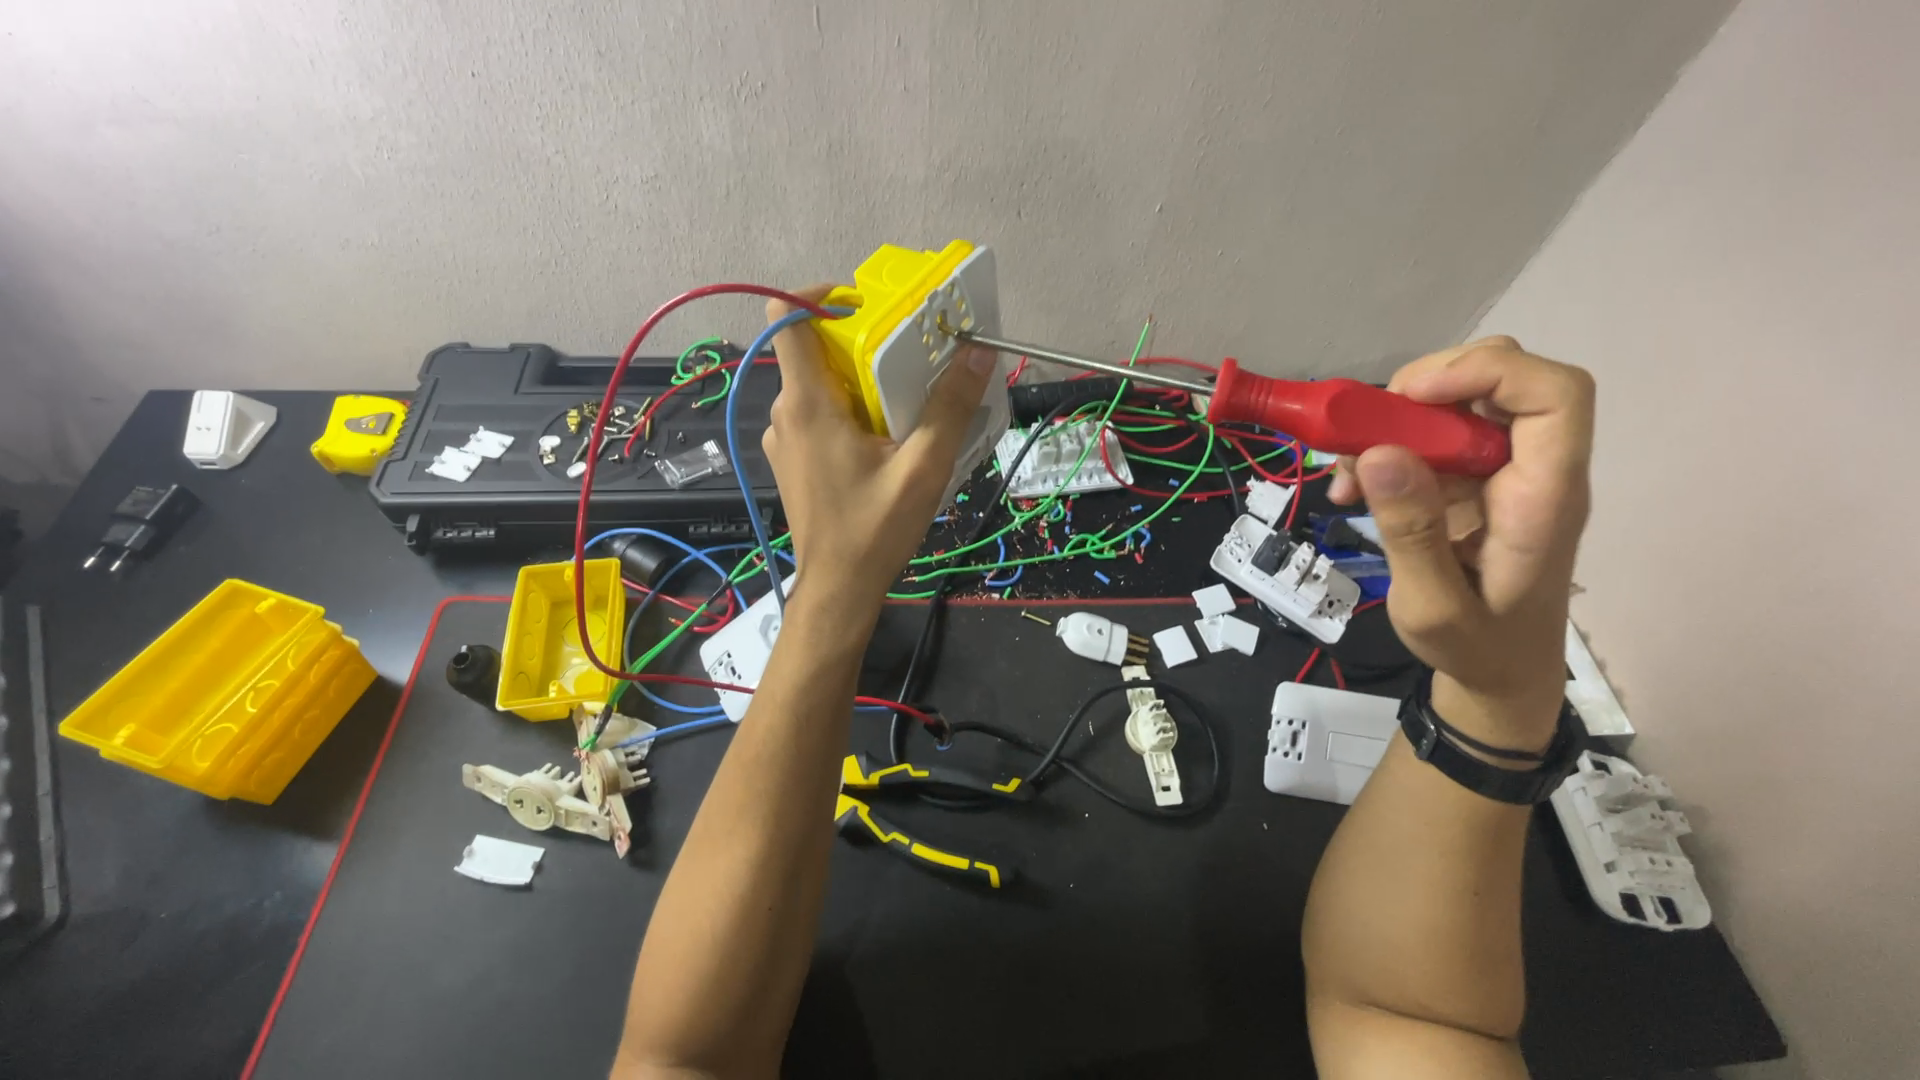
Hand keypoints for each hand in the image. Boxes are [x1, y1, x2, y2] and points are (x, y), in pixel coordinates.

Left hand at [762, 286, 994, 625]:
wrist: (838, 589)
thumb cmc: (874, 530)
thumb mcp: (923, 468)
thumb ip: (949, 407)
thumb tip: (976, 352)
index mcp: (807, 403)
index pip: (786, 317)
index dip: (819, 296)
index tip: (866, 305)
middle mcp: (785, 413)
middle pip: (814, 351)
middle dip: (861, 345)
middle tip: (911, 359)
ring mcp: (784, 439)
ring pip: (818, 386)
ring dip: (857, 383)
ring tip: (904, 403)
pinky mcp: (791, 461)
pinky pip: (816, 416)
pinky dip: (846, 413)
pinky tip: (883, 441)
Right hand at [1329, 337, 1594, 748]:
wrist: (1497, 678)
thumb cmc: (1477, 649)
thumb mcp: (1433, 606)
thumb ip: (1411, 532)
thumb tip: (1379, 452)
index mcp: (1544, 496)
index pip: (1554, 395)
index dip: (1486, 373)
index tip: (1409, 398)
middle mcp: (1530, 471)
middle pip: (1504, 382)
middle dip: (1425, 390)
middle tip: (1366, 429)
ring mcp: (1501, 475)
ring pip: (1459, 405)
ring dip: (1392, 424)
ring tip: (1345, 473)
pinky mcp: (1471, 485)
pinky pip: (1431, 441)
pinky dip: (1385, 452)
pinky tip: (1352, 490)